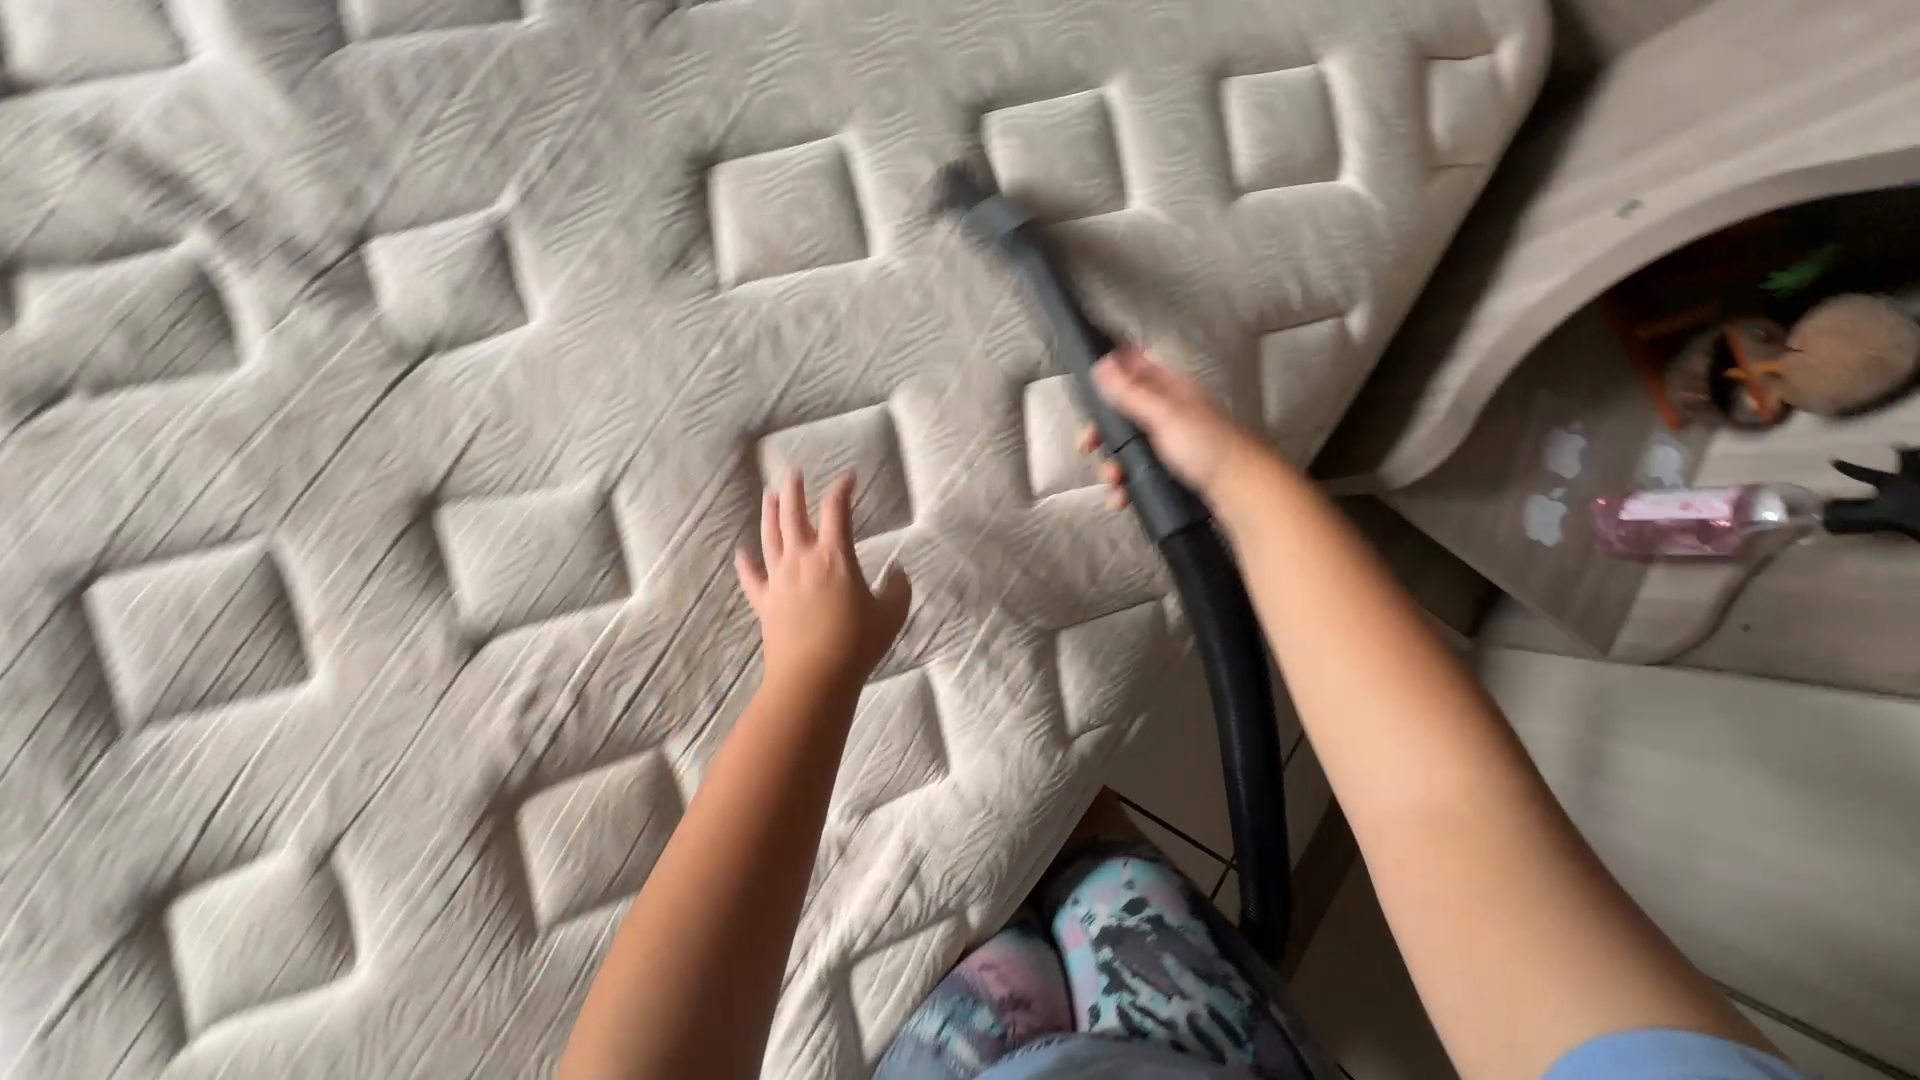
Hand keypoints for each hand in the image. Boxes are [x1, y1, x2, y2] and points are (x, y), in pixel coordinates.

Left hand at [735, 469, 912, 688]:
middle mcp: (802, 560)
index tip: (849, 477)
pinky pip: (751, 577)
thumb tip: (897, 571)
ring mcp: (779, 580)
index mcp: (835, 557)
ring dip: (769, 513)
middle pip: (793, 514)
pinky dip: (745, 562)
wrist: (813, 679)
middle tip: (793, 472)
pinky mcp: (764, 603)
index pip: (837, 510)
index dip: (843, 489)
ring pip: (770, 537)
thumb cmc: (857, 645)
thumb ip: (898, 589)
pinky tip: (740, 552)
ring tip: (769, 495)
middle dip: (794, 490)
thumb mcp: (891, 615)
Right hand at [1080, 345, 1264, 506]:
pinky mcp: (1170, 473)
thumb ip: (1131, 391)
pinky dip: (1125, 486)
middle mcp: (1170, 415)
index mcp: (1173, 391)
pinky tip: (1122, 496)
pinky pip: (1138, 475)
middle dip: (1103, 432)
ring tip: (1113, 479)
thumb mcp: (1165, 414)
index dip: (1113, 372)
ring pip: (1128, 449)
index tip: (1089, 385)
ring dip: (1113, 465)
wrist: (1240, 492)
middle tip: (1088, 444)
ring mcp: (1170, 445)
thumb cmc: (1210, 447)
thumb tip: (1103, 364)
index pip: (1137, 369)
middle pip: (1125, 415)